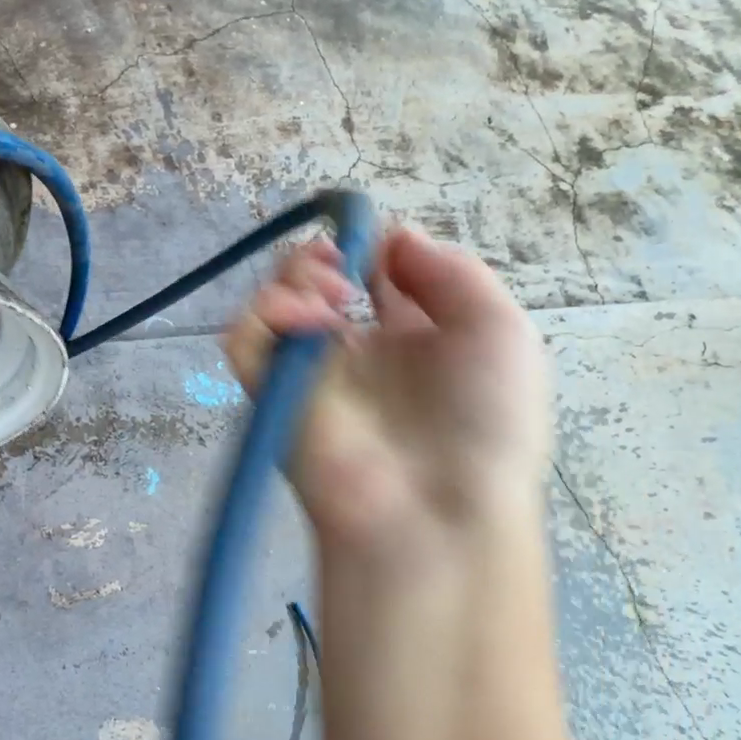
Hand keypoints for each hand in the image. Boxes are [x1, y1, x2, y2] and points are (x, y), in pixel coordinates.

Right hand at [224, 228, 549, 553]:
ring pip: (271, 303)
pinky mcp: (266, 392)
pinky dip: (257, 317)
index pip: (372, 274)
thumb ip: (452, 274)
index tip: (375, 241)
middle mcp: (352, 347)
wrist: (432, 503)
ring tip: (326, 298)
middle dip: (320, 258)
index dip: (369, 246)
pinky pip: (240, 342)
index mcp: (410, 334)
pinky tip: (299, 321)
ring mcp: (305, 371)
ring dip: (291, 281)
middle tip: (338, 271)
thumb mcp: (500, 331)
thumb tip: (394, 236)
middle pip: (313, 281)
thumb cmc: (483, 420)